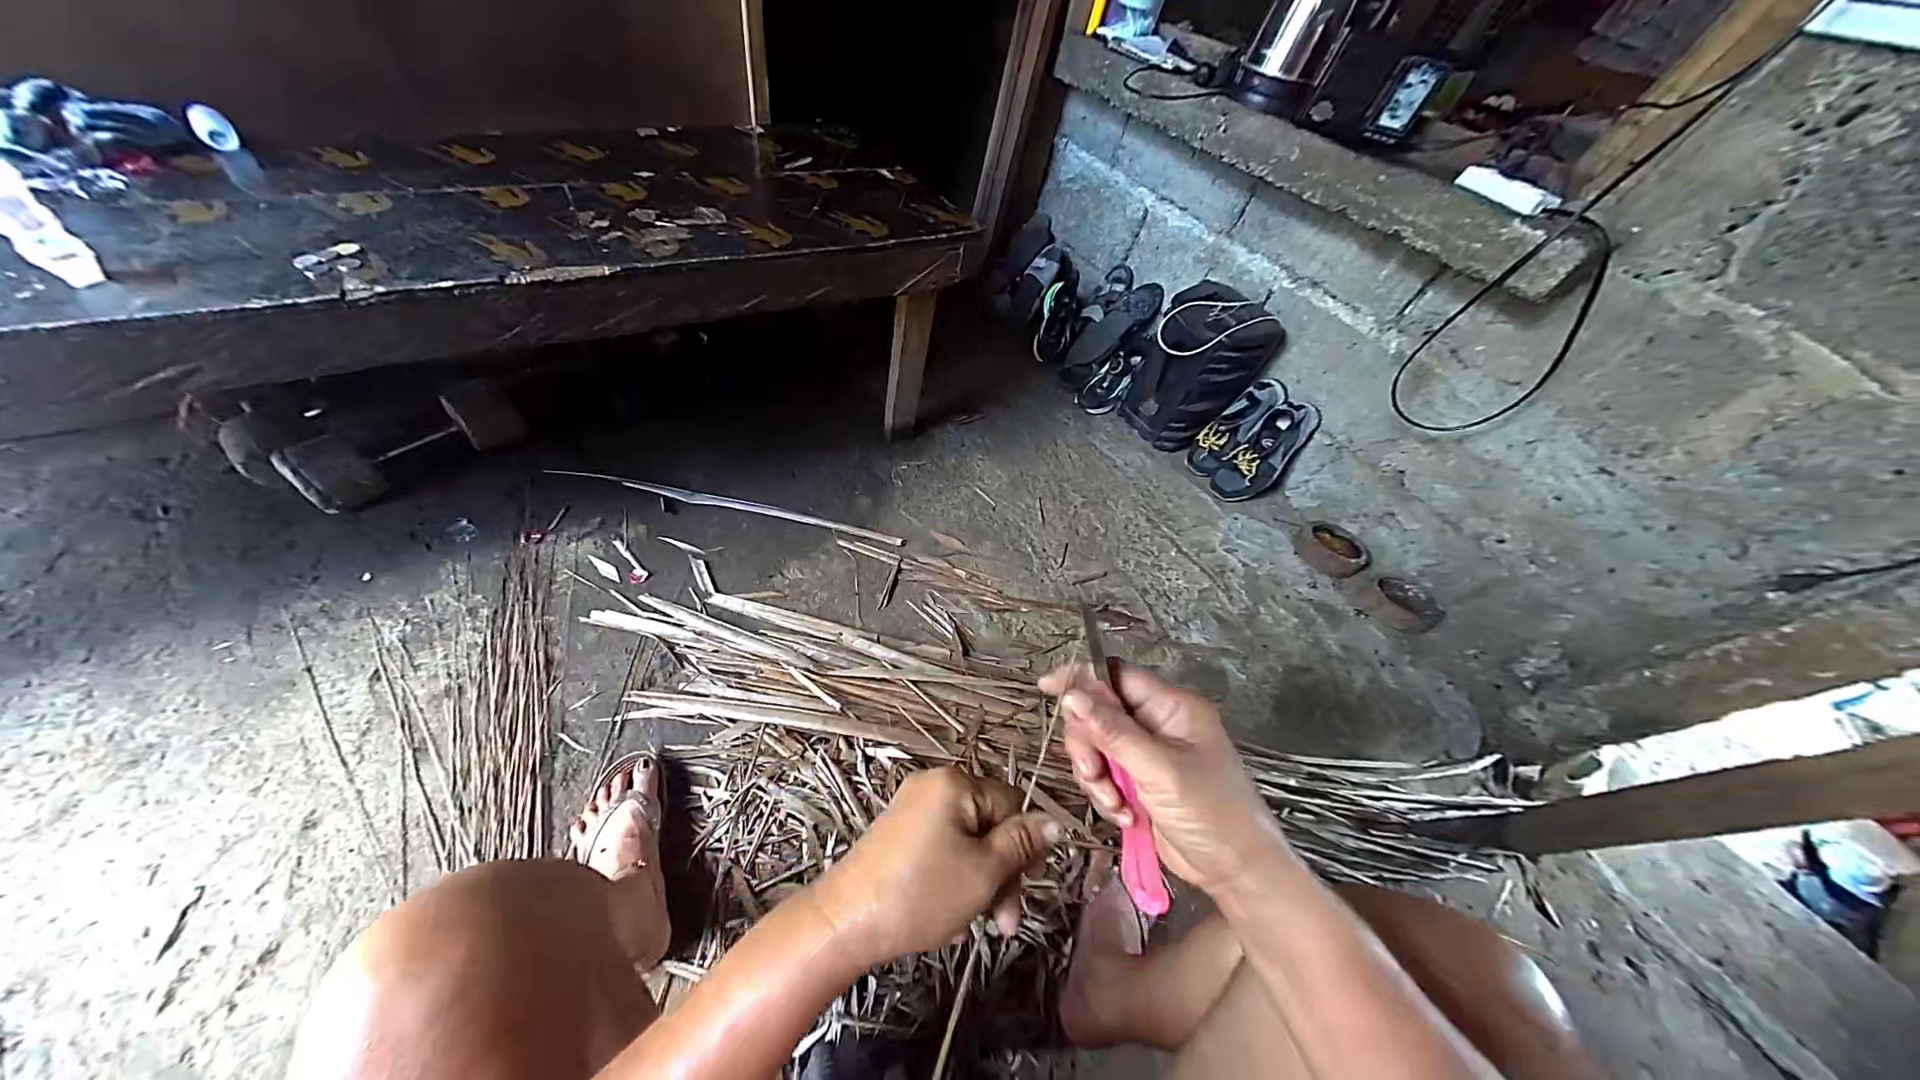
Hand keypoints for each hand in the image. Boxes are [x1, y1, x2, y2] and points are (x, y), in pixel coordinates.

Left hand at [808, 767, 1061, 963]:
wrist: (844, 922)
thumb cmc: (920, 893)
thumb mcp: (983, 871)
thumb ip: (1021, 844)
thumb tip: (1054, 821)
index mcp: (954, 783)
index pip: (1011, 804)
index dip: (1025, 845)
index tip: (1029, 885)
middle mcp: (932, 786)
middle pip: (988, 824)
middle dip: (1001, 873)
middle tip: (1004, 921)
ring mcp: (911, 809)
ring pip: (965, 843)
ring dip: (979, 884)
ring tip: (973, 925)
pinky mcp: (897, 834)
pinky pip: (940, 850)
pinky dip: (951, 880)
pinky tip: (948, 918)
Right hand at [1040, 663, 1289, 895]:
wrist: (1238, 872)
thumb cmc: (1212, 814)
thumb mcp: (1160, 770)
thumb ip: (1113, 732)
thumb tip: (1071, 695)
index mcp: (1171, 707)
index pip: (1116, 676)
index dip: (1081, 679)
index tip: (1047, 687)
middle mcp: (1156, 723)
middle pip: (1098, 713)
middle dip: (1089, 745)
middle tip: (1095, 774)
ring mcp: (1147, 753)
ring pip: (1096, 746)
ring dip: (1096, 776)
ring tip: (1116, 804)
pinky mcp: (1138, 781)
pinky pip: (1103, 775)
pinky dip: (1105, 794)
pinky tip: (1124, 816)